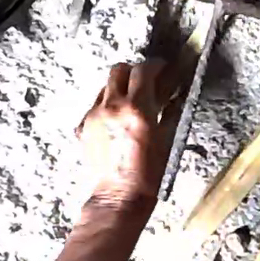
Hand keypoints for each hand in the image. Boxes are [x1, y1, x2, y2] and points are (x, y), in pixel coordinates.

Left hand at [76, 60, 164, 208]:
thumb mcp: (167, 139)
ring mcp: (94, 115)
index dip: (155, 65)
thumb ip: (170, 111)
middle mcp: (112, 106)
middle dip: (133, 71)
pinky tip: (116, 119)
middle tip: (145, 81)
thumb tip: (176, 93)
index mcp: (136, 108)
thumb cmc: (148, 173)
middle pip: (119, 70)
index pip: (143, 70)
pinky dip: (107, 105)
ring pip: (105, 86)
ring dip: (119, 87)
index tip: (162, 68)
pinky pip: (95, 105)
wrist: (118, 195)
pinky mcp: (83, 126)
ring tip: (131, 101)